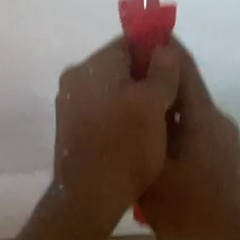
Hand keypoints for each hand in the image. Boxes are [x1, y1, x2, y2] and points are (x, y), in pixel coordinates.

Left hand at [52, 37, 180, 223]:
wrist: (89, 196)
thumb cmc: (126, 144)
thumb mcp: (155, 104)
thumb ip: (163, 70)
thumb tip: (164, 47)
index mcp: (95, 64)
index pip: (129, 42)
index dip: (153, 52)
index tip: (172, 72)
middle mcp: (75, 76)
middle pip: (117, 65)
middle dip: (141, 77)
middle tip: (166, 99)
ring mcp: (67, 102)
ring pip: (107, 88)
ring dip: (128, 97)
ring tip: (152, 120)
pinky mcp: (67, 126)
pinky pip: (96, 108)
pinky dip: (114, 114)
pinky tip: (131, 134)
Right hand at [136, 39, 239, 239]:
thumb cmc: (186, 212)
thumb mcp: (152, 167)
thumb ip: (143, 125)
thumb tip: (129, 94)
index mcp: (203, 115)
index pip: (182, 63)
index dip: (158, 44)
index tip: (132, 35)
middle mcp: (216, 120)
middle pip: (183, 84)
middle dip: (152, 76)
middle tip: (118, 77)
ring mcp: (221, 140)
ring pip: (185, 109)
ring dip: (159, 104)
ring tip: (126, 108)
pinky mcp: (220, 159)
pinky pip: (190, 129)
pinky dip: (168, 126)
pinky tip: (144, 142)